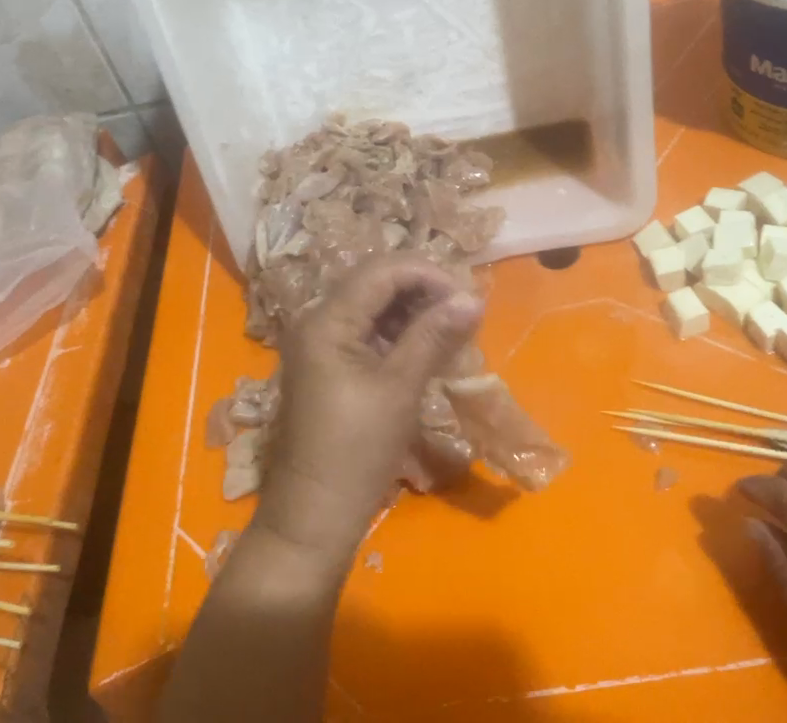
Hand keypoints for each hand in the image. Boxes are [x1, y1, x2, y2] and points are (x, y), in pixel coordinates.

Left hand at [254, 255, 483, 561]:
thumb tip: (473, 297)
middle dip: (422, 291)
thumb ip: (433, 336)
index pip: (381, 271)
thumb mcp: (399, 389)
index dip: (428, 275)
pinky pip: (365, 333)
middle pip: (374, 283)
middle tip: (464, 316)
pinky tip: (427, 352)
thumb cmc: (355, 451)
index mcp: (325, 320)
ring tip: (452, 334)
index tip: (468, 300)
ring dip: (413, 313)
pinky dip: (398, 336)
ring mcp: (319, 344)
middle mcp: (316, 321)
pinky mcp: (327, 367)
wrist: (313, 514)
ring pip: (372, 307)